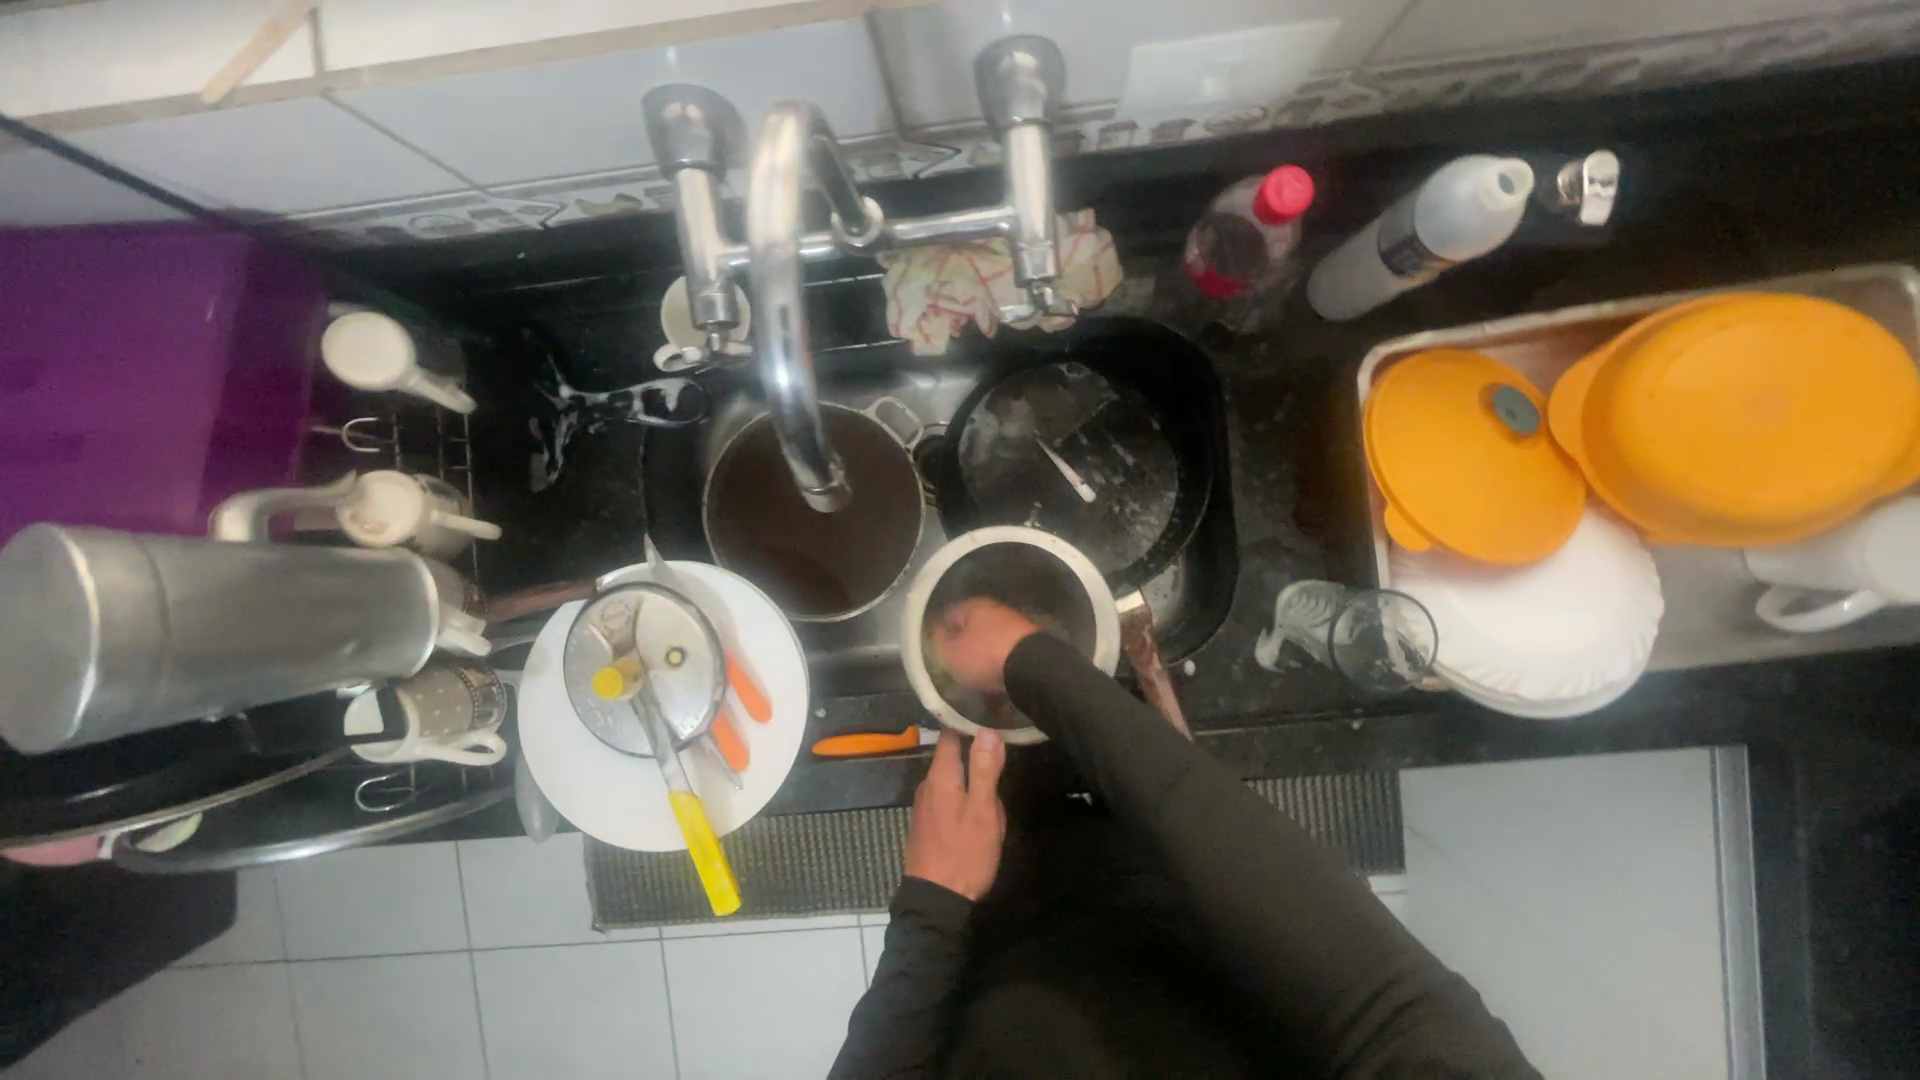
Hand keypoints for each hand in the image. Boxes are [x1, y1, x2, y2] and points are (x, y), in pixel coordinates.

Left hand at [903, 730, 1006, 900]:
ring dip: (970, 774)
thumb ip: (985, 770)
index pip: (950, 734)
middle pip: (950, 755)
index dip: (968, 720)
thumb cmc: (964, 853)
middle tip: (1003, 743)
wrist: (935, 902)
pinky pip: (947, 795)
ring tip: (996, 772)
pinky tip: (979, 803)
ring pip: (951, 777)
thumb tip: (987, 730)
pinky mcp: (927, 822)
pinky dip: (963, 791)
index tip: (990, 712)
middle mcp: (927, 784)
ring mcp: (925, 804)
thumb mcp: (983, 811)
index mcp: (940, 776)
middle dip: (974, 748)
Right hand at [933, 599, 1039, 693]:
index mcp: (973, 606)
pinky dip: (999, 662)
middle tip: (955, 666)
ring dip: (982, 655)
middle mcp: (995, 609)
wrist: (1033, 667)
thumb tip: (937, 633)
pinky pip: (1006, 652)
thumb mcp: (951, 653)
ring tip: (976, 676)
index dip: (939, 635)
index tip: (936, 654)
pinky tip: (996, 677)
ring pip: (989, 640)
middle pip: (971, 628)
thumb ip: (939, 642)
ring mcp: (1015, 624)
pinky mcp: (1029, 642)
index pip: (948, 616)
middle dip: (963, 645)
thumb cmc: (984, 656)